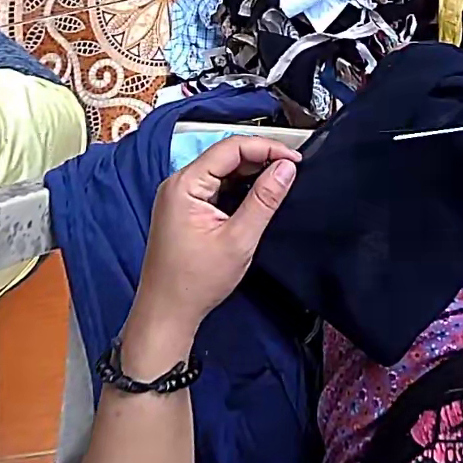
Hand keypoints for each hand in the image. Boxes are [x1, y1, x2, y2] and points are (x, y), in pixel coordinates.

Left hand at [122, 136, 300, 362]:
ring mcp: (181, 196)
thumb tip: (287, 167)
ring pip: (224, 169)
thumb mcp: (239, 239)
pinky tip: (261, 192)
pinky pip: (219, 184)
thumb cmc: (195, 282)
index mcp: (185, 185)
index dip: (266, 147)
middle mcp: (179, 184)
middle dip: (262, 156)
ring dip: (254, 170)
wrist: (167, 315)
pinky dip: (242, 184)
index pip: (230, 148)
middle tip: (293, 168)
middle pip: (226, 154)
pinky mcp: (188, 208)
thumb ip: (264, 199)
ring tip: (282, 178)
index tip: (294, 158)